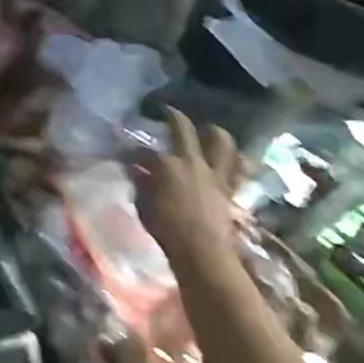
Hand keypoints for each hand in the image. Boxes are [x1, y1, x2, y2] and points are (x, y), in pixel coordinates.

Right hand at [133, 108, 243, 263]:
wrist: (201, 250)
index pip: (143, 153)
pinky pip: (238, 169)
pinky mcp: (229, 188)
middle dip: (173, 117)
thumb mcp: (142, 204)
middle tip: (167, 112)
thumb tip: (136, 171)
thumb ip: (140, 183)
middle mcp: (191, 161)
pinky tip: (232, 159)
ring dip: (215, 134)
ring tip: (209, 131)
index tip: (125, 157)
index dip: (132, 153)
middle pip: (182, 129)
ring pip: (221, 142)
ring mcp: (214, 173)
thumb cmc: (165, 228)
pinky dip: (236, 161)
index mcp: (165, 164)